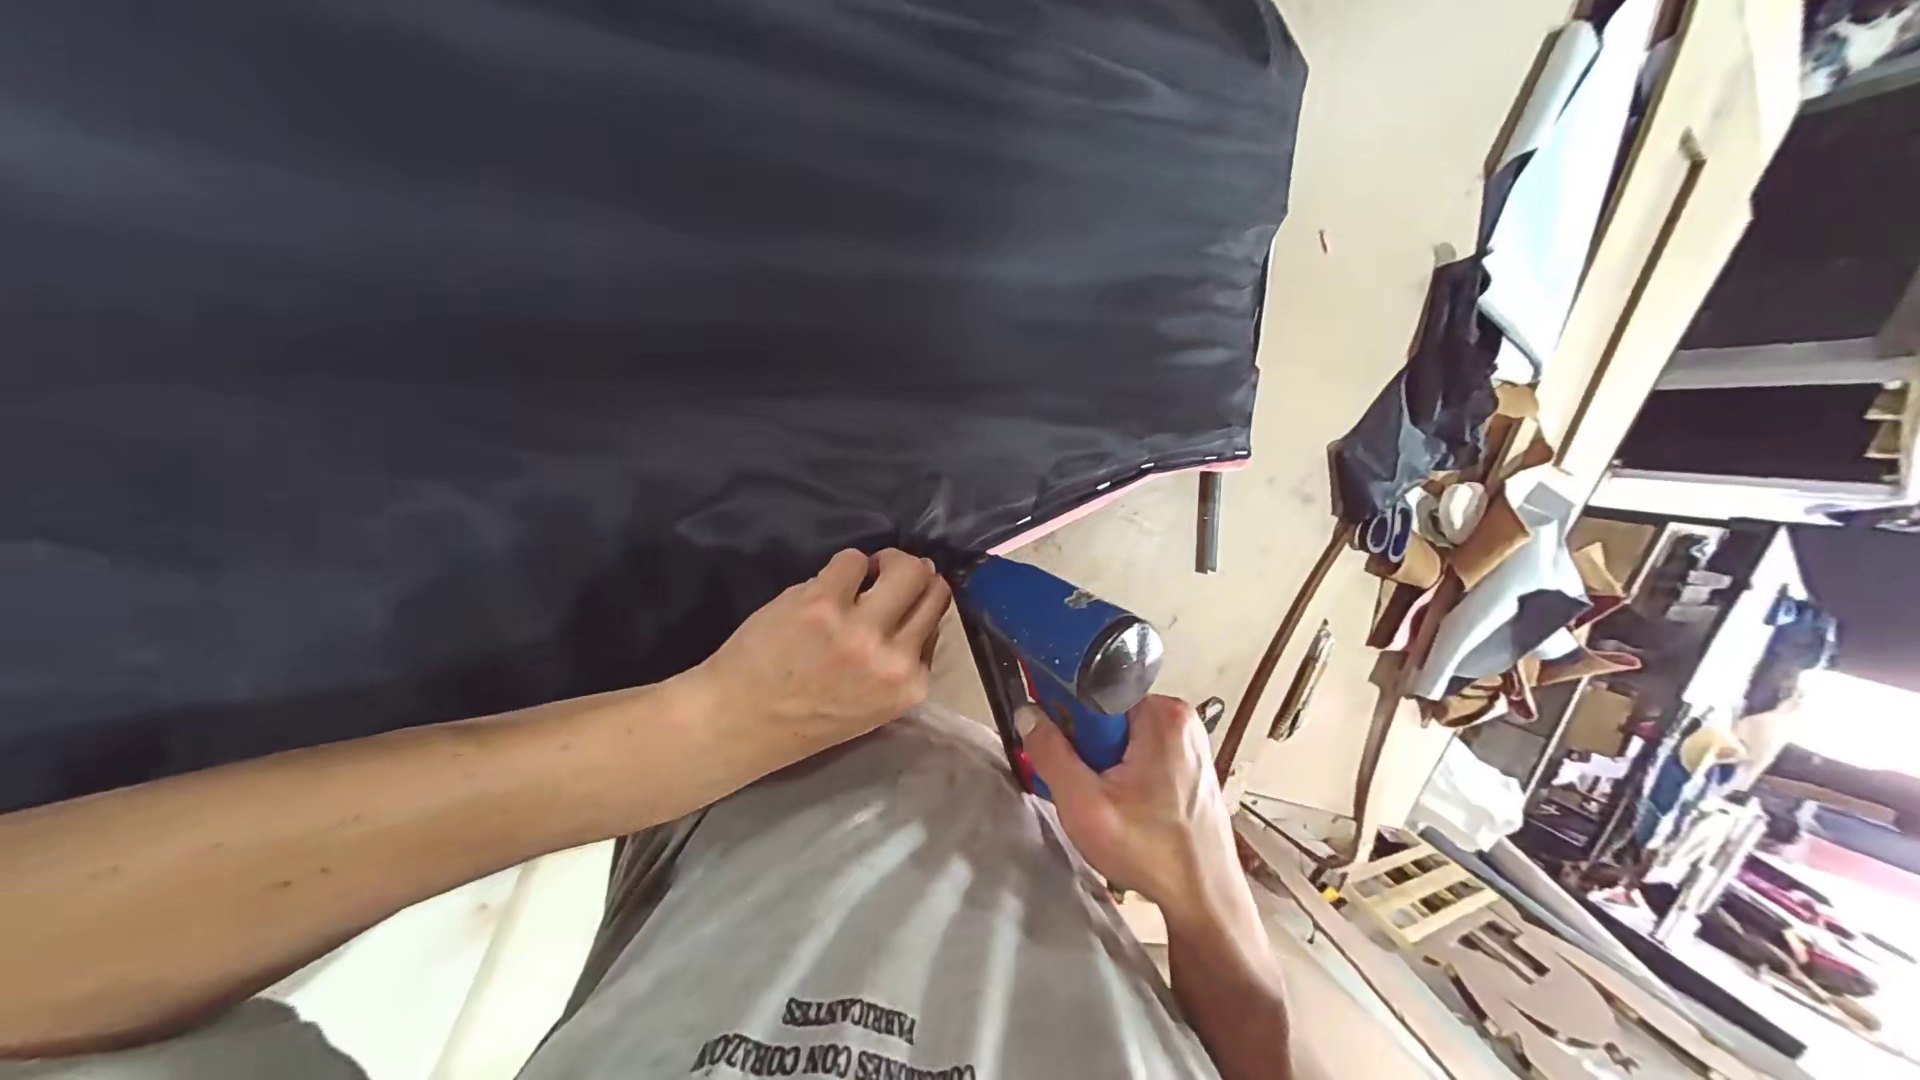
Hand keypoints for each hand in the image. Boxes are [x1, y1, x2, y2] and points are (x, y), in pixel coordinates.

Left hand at [696, 548, 949, 760]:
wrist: (739, 721)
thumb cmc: (805, 715)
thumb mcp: (874, 702)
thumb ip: (899, 659)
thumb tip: (912, 604)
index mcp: (910, 686)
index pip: (938, 623)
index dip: (918, 605)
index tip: (898, 602)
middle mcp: (894, 658)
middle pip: (934, 588)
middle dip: (914, 574)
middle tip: (887, 577)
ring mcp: (860, 628)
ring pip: (907, 566)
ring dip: (885, 562)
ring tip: (861, 577)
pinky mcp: (824, 602)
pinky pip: (853, 558)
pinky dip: (843, 566)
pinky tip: (826, 585)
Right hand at [1020, 695, 1248, 933]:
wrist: (1205, 900)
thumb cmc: (1149, 851)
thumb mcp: (1085, 804)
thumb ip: (1050, 753)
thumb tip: (1027, 712)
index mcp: (1162, 713)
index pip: (1095, 692)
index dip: (1069, 718)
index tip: (1057, 745)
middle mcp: (1180, 717)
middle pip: (1108, 714)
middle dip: (1087, 746)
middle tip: (1086, 786)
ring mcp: (1189, 740)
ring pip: (1121, 734)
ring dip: (1103, 762)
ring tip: (1107, 800)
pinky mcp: (1190, 761)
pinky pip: (1141, 750)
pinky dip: (1123, 771)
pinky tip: (1124, 805)